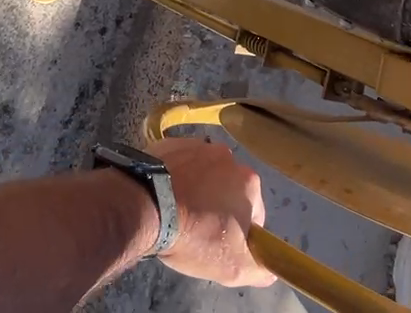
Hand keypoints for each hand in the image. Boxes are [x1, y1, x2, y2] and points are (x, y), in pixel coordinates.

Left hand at [154, 136, 277, 288]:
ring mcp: (193, 144)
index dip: (241, 234)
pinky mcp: (166, 142)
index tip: (221, 243)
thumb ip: (261, 268)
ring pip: (203, 175)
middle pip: (228, 189)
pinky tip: (163, 195)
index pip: (254, 214)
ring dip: (196, 190)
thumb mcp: (235, 267)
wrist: (142, 204)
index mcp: (248, 180)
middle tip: (199, 228)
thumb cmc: (194, 235)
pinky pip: (178, 164)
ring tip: (178, 212)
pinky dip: (175, 177)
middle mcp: (224, 154)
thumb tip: (267, 266)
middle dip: (218, 208)